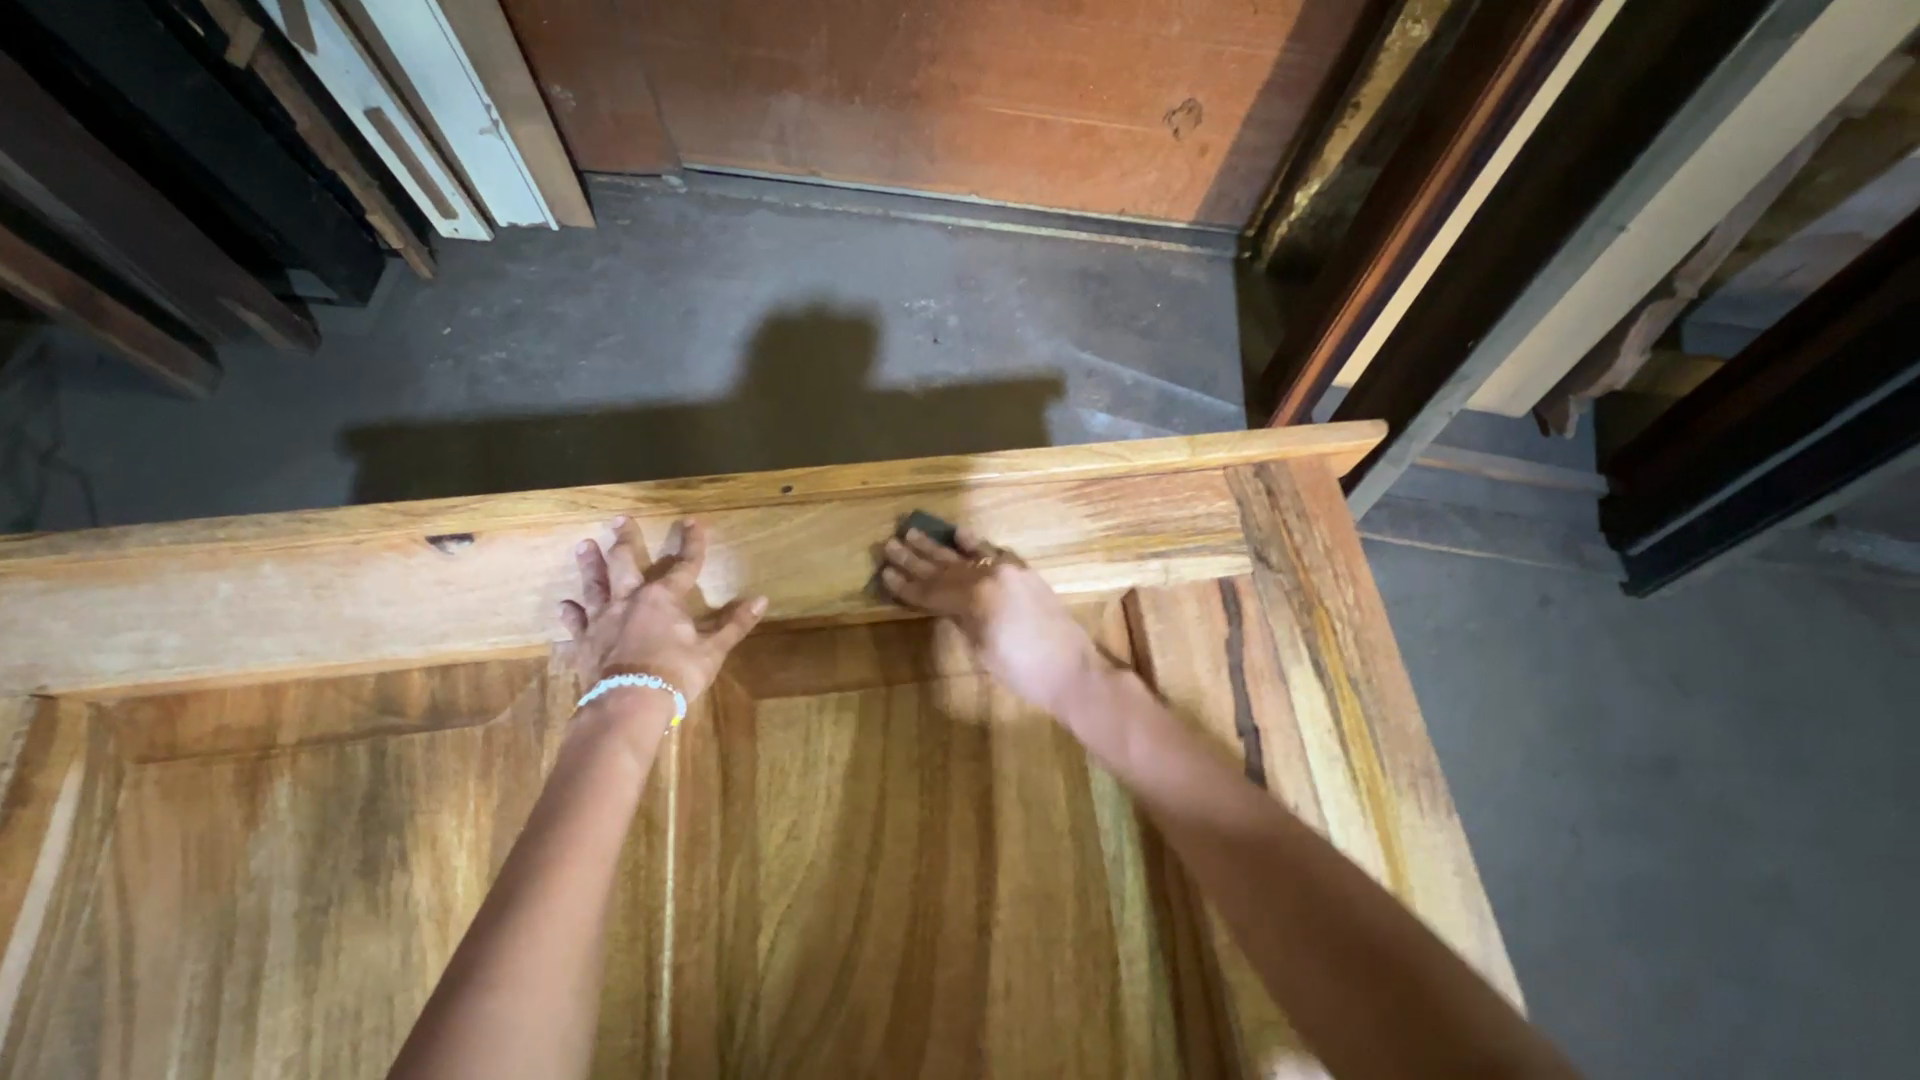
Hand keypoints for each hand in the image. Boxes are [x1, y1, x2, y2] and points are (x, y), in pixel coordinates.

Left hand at [559, 518, 767, 703]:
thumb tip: (761, 600)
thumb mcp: (713, 650)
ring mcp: (603, 619)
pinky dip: (571, 613)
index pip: (684, 564)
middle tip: (620, 519)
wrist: (629, 703)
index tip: (694, 522)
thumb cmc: (676, 674)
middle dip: (625, 539)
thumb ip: (734, 624)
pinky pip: (575, 622)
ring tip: (584, 545)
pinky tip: (565, 605)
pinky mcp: (584, 641)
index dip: (692, 543)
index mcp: (664, 598)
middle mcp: (630, 600)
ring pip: (594, 584)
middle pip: (625, 562)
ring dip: (590, 564)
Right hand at [879, 527, 1104, 716]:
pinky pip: (995, 553)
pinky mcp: (1025, 574)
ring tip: (913, 532)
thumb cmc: (1022, 671)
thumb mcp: (981, 649)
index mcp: (975, 598)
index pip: (932, 591)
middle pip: (945, 567)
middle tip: (889, 544)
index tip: (884, 573)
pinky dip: (976, 545)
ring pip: (967, 556)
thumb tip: (945, 605)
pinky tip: (959, 534)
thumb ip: (961, 620)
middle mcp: (990, 576)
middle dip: (915, 559)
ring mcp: (1010, 571)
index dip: (906, 585)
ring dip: (939, 546)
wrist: (1072, 670)